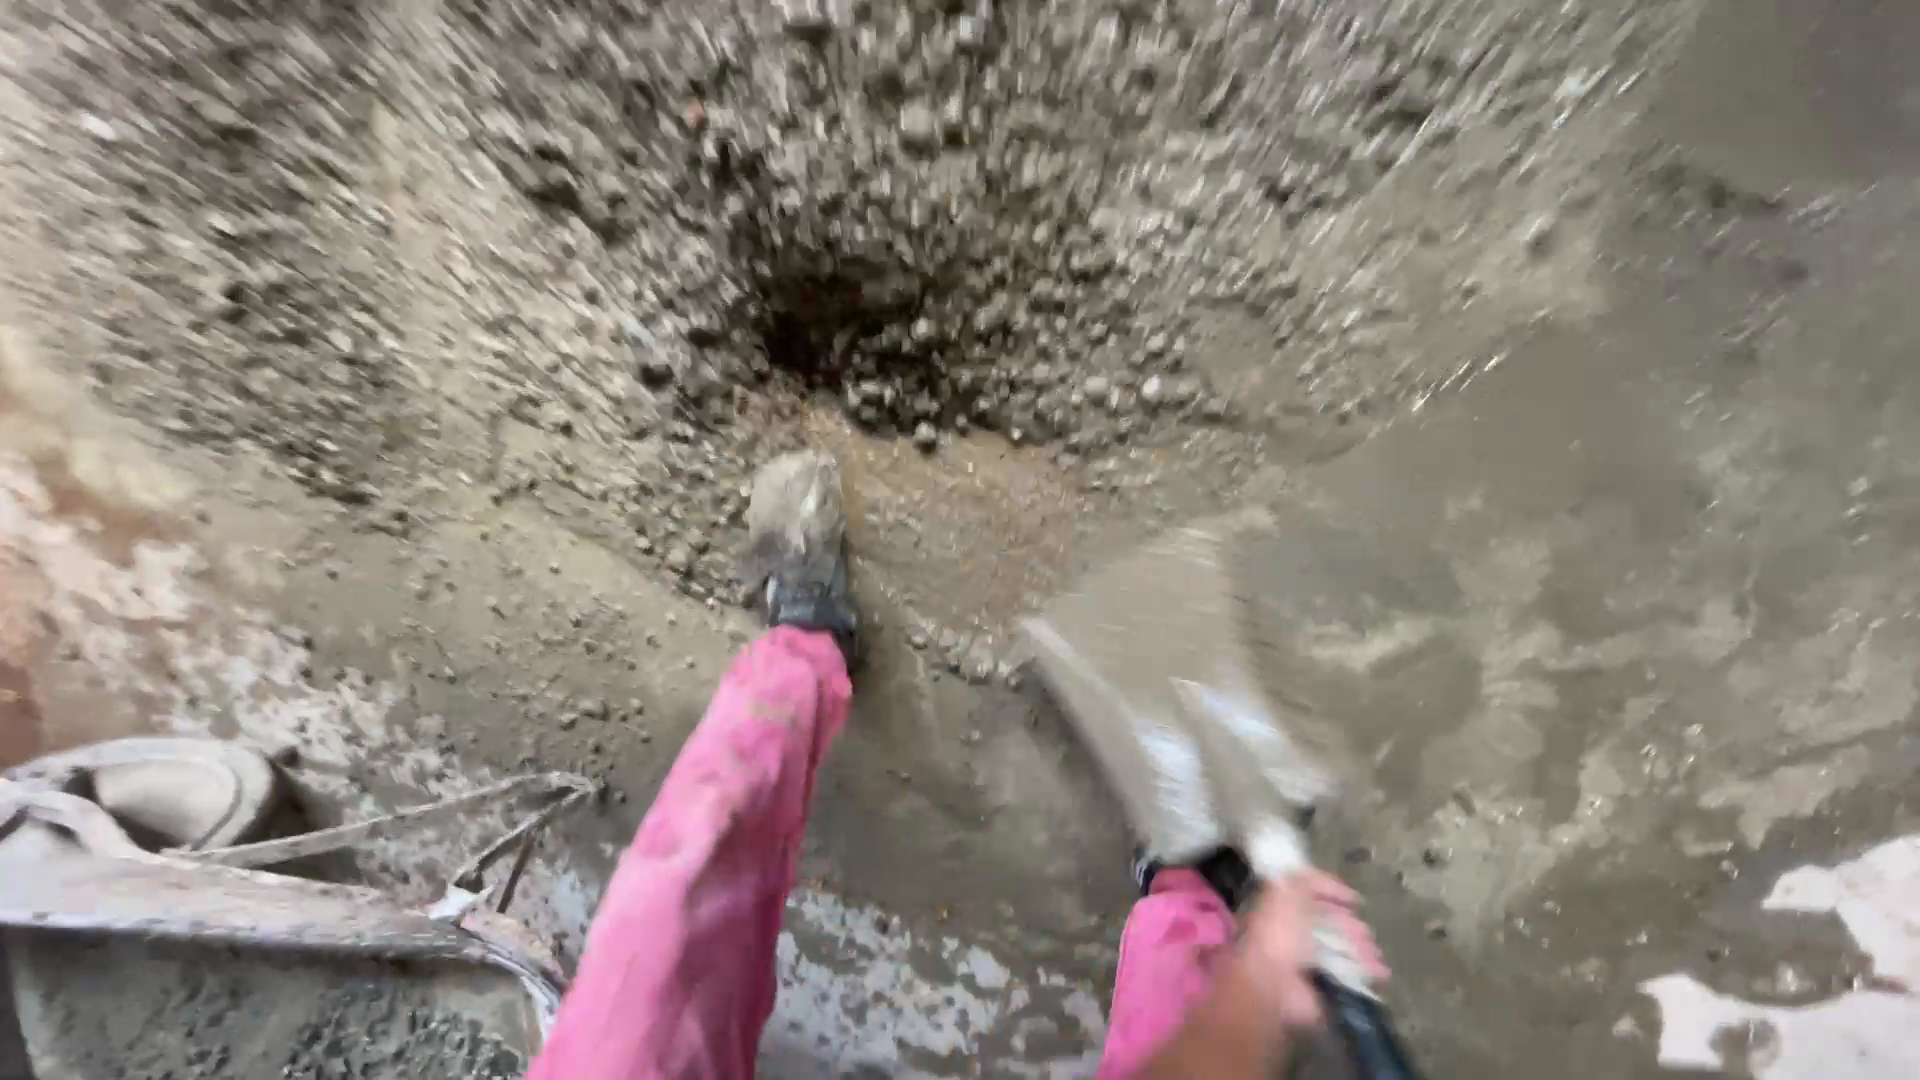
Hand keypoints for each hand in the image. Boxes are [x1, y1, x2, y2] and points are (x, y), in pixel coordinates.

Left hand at [1234, 870, 1387, 1027]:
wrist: (1274, 982)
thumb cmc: (1279, 932)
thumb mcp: (1287, 892)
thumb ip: (1305, 880)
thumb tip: (1326, 880)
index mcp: (1279, 907)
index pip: (1308, 895)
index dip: (1331, 893)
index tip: (1354, 900)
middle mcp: (1292, 932)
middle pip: (1328, 924)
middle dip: (1351, 926)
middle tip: (1367, 933)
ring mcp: (1306, 960)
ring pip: (1341, 949)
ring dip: (1362, 950)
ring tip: (1375, 955)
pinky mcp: (1320, 985)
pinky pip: (1348, 974)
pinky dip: (1364, 972)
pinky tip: (1378, 972)